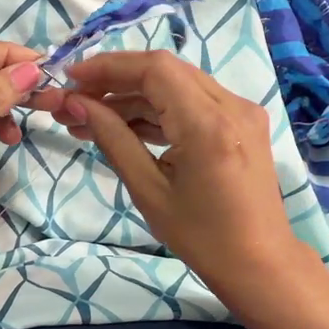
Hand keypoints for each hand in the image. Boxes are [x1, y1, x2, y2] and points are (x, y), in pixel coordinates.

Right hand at [36, 51, 301, 297]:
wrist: (258, 262)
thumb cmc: (200, 236)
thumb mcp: (147, 190)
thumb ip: (113, 139)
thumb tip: (76, 105)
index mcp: (208, 125)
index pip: (154, 70)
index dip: (108, 67)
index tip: (70, 80)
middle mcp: (231, 106)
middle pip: (165, 70)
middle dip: (115, 80)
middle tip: (74, 102)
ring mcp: (240, 112)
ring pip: (177, 85)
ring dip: (132, 96)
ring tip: (88, 119)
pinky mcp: (240, 124)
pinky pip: (192, 102)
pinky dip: (155, 109)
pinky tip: (122, 126)